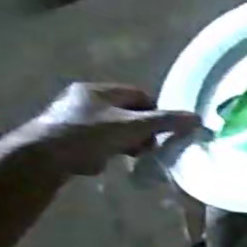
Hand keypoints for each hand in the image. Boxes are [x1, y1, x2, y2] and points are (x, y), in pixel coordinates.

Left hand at [17, 82, 201, 175]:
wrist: (47, 155)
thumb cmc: (91, 134)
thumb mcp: (135, 126)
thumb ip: (167, 121)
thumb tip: (198, 118)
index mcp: (97, 90)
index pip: (140, 95)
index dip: (158, 112)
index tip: (165, 130)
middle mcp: (86, 98)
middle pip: (133, 111)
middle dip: (147, 129)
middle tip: (150, 143)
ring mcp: (78, 116)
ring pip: (122, 126)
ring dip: (134, 139)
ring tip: (134, 152)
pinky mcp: (75, 133)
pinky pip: (109, 137)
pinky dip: (118, 146)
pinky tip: (118, 155)